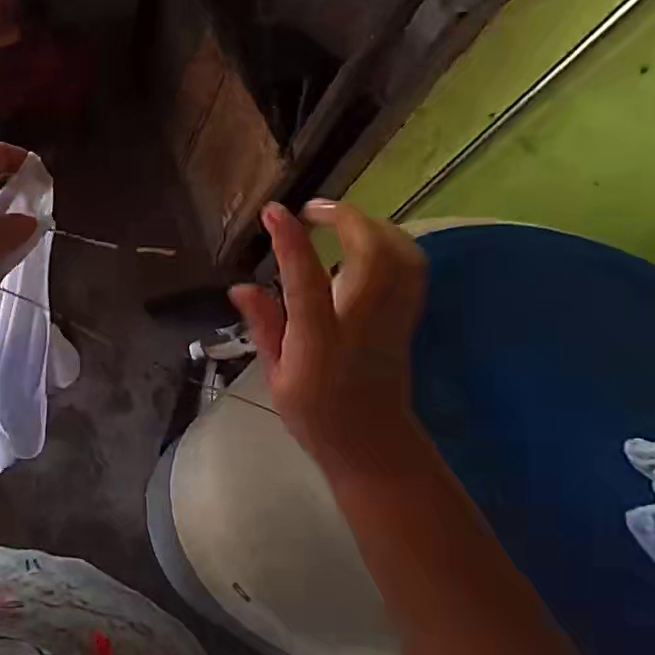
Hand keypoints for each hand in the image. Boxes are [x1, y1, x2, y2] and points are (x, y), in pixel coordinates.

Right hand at [229, 200, 427, 456]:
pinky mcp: (407, 319)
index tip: (274, 211)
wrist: (373, 445)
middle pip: (371, 254)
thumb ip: (264, 326)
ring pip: (402, 255)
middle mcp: (361, 323)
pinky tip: (369, 242)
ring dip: (372, 225)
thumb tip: (241, 286)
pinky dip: (394, 243)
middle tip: (311, 209)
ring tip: (340, 219)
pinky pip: (413, 269)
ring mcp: (392, 319)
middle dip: (344, 217)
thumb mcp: (276, 375)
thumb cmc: (315, 415)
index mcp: (320, 341)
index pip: (306, 280)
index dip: (291, 241)